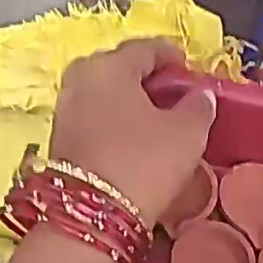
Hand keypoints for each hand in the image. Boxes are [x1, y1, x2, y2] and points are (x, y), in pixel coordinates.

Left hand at [49, 39, 216, 225]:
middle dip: (147, 78)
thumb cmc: (146, 161)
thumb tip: (201, 94)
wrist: (97, 214)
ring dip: (131, 103)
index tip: (187, 65)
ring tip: (158, 119)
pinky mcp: (62, 141)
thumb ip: (199, 106)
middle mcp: (80, 79)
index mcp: (109, 65)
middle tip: (173, 92)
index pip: (145, 48)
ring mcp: (66, 110)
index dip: (171, 55)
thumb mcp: (188, 133)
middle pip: (120, 69)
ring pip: (106, 95)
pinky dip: (117, 122)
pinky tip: (136, 139)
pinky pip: (97, 119)